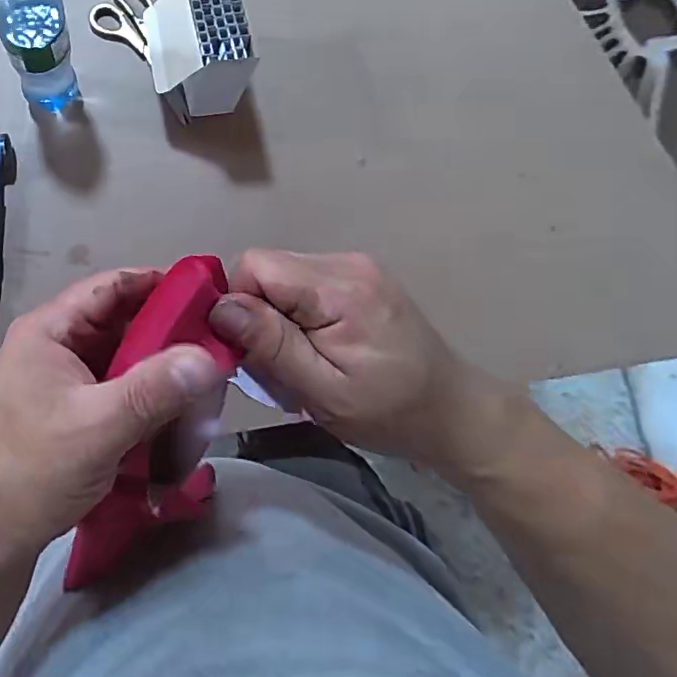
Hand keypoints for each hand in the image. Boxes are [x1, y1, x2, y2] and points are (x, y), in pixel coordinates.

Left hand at [0, 268, 227, 557]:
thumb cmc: (38, 468)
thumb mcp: (99, 426)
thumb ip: (154, 390)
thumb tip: (208, 356)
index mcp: (46, 330)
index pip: (105, 288)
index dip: (152, 282)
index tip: (200, 290)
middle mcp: (51, 342)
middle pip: (114, 318)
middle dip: (161, 325)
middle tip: (211, 333)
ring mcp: (58, 372)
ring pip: (116, 350)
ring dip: (153, 357)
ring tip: (201, 363)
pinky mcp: (68, 400)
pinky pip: (112, 378)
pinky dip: (140, 384)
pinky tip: (172, 397)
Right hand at [208, 250, 518, 474]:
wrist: (456, 414)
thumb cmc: (390, 413)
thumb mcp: (324, 391)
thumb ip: (271, 344)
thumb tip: (220, 307)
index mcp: (340, 289)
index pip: (255, 266)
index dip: (240, 304)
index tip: (252, 350)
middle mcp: (346, 262)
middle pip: (265, 266)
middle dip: (256, 312)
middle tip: (276, 361)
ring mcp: (354, 264)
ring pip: (279, 273)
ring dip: (273, 312)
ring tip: (298, 354)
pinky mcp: (357, 273)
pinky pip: (299, 279)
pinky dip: (293, 309)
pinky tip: (314, 341)